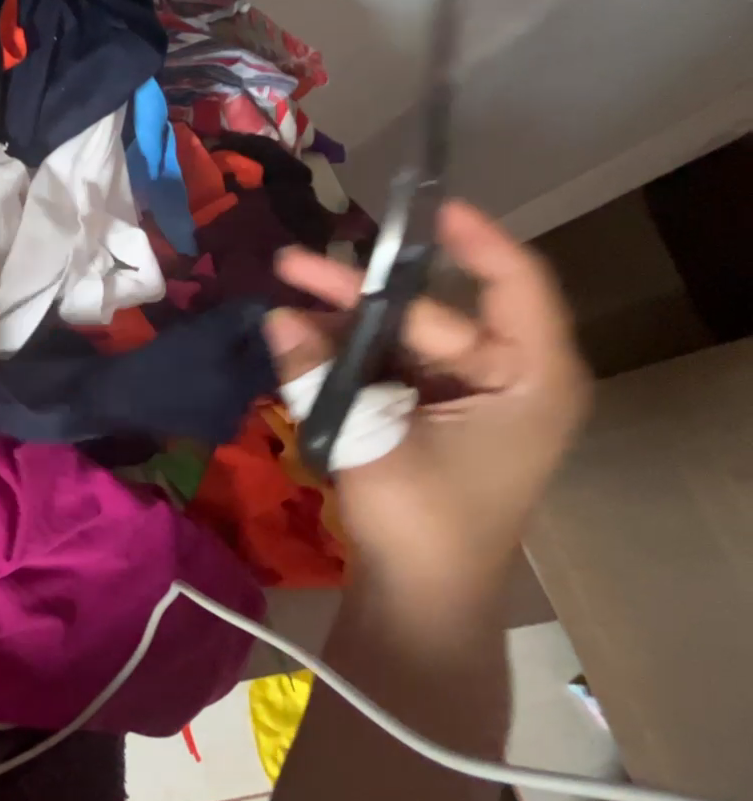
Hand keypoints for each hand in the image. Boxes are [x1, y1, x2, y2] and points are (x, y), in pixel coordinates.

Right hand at [267, 200, 591, 596]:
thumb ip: (318, 375)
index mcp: (528, 380)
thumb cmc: (420, 523)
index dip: (473, 241)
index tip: (426, 206)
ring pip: (400, 336)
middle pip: (430, 313)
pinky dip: (342, 353)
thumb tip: (273, 318)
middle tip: (290, 265)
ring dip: (342, 321)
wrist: (420, 594)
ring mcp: (464, 394)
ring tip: (281, 298)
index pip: (512, 288)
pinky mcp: (427, 411)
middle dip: (358, 291)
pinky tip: (295, 340)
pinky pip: (384, 364)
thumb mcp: (368, 441)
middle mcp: (504, 376)